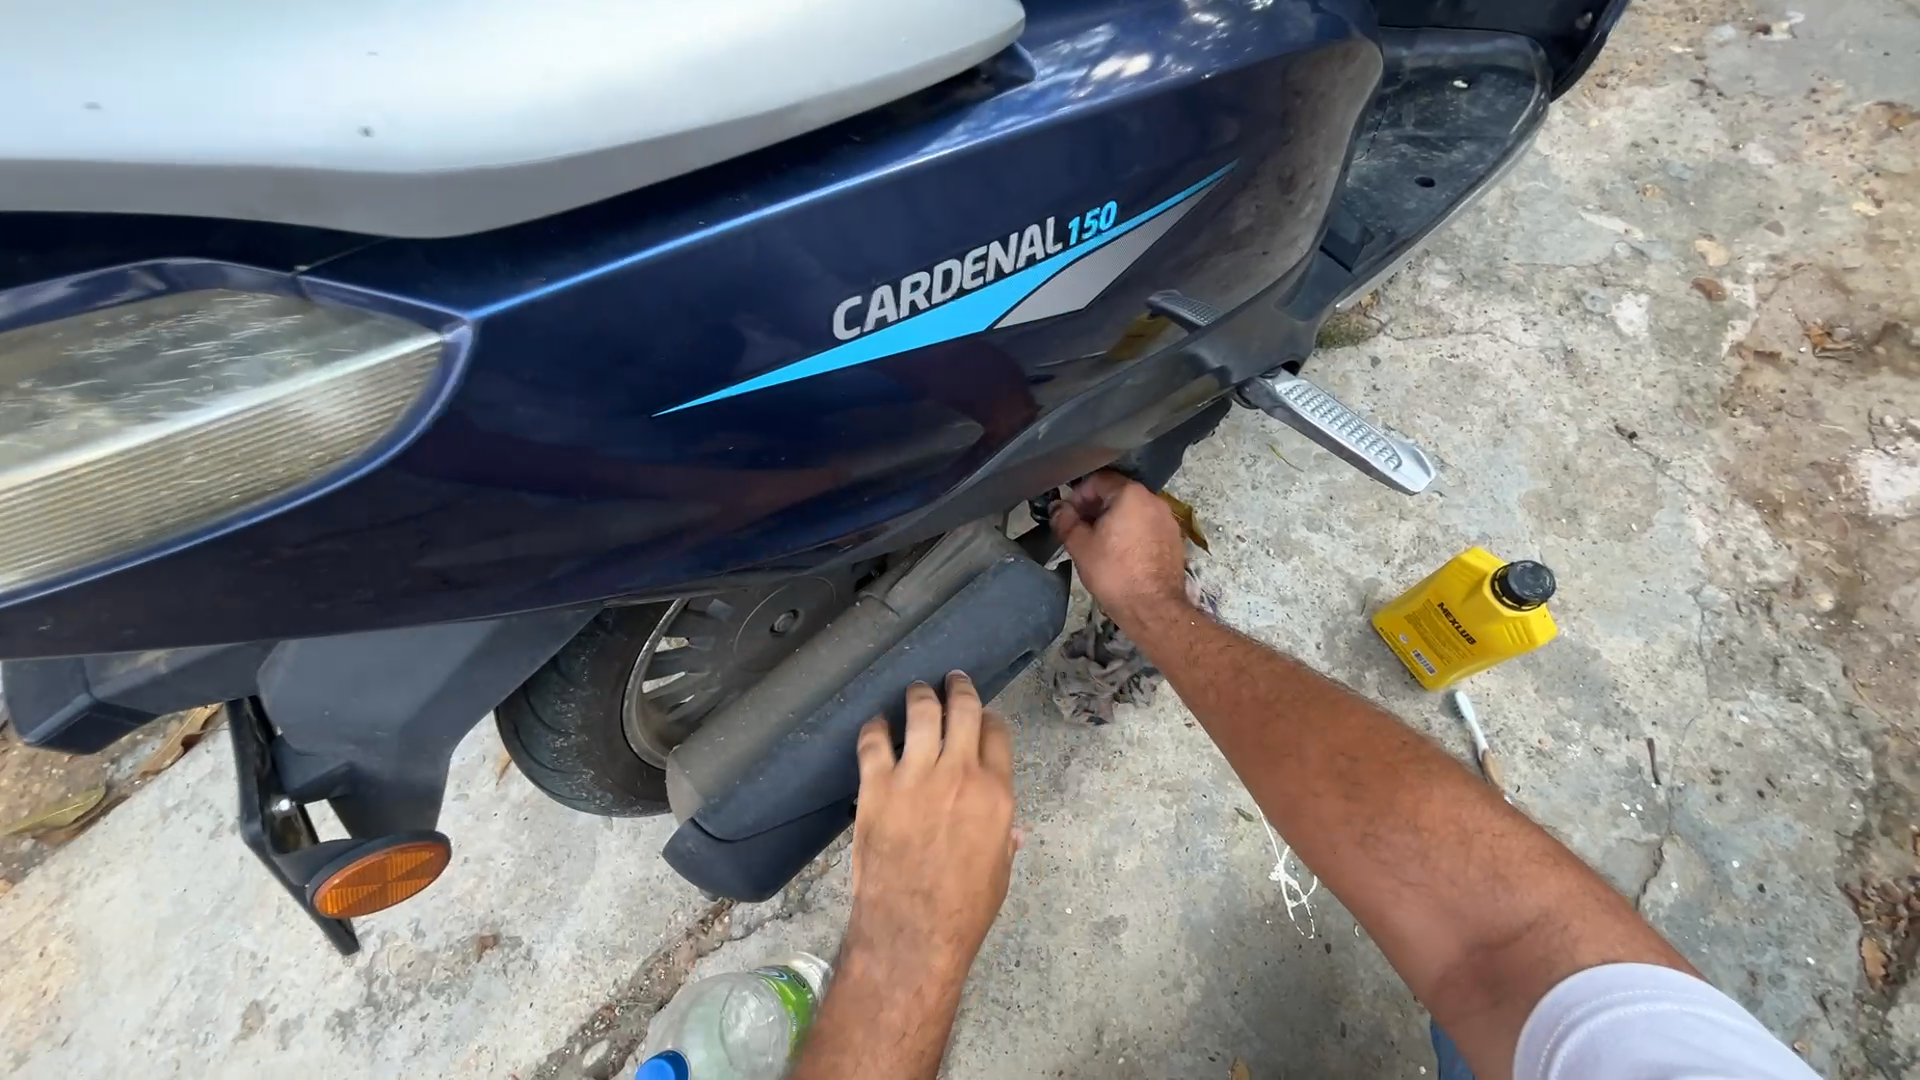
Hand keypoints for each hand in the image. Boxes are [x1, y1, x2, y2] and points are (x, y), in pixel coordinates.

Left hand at [847, 673, 1019, 985]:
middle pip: (963, 710)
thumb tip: (1011, 827)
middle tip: (953, 678)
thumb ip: (1004, 836)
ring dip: (920, 695)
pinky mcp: (877, 787)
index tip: (983, 715)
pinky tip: (878, 723)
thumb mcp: (999, 871)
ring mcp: (915, 776)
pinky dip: (876, 726)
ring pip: (921, 713)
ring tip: (918, 689)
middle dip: (960, 688)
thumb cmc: (964, 909)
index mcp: (995, 792)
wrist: (912, 931)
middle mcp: (959, 773)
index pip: (996, 733)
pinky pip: (874, 741)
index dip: (990, 718)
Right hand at [1049, 470, 1190, 623]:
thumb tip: (1058, 509)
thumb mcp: (1080, 546)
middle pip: (1117, 493)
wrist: (1152, 608)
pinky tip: (1119, 553)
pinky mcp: (1173, 538)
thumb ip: (1065, 521)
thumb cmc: (1114, 573)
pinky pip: (1146, 525)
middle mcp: (1153, 500)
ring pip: (1133, 510)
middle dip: (1094, 507)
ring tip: (1097, 543)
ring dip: (1112, 519)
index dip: (1078, 495)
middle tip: (1079, 529)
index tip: (1068, 515)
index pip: (1098, 480)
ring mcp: (1167, 519)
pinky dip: (1130, 531)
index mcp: (1130, 495)